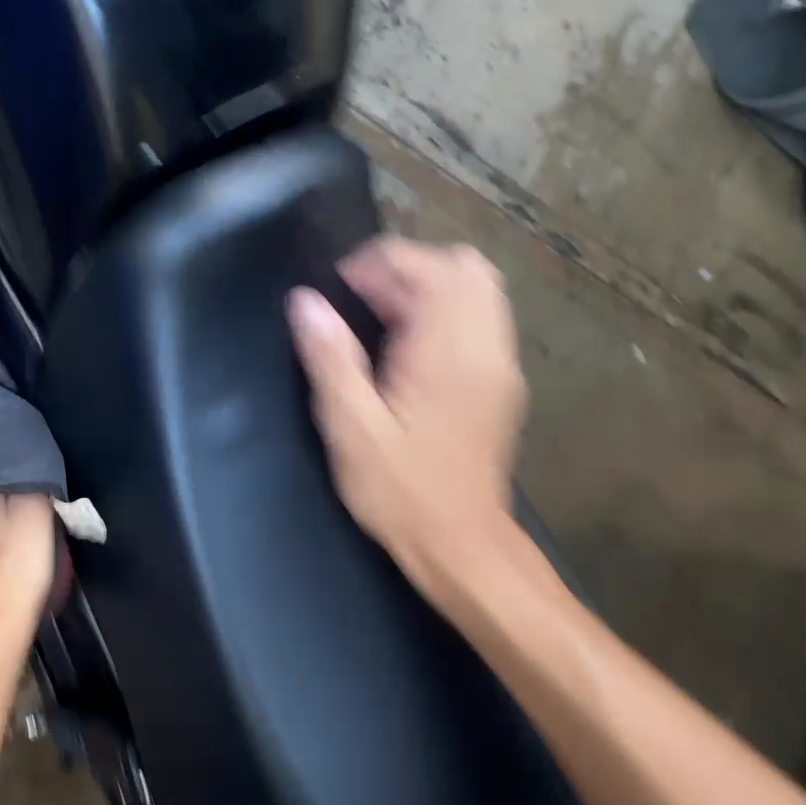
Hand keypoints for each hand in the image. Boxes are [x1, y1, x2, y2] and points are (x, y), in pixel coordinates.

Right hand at [287, 236, 525, 594]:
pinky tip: (399, 348)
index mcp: (450, 356)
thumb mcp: (350, 427)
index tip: (337, 284)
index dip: (383, 261)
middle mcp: (487, 350)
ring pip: (478, 291)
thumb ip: (330, 359)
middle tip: (356, 299)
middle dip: (407, 268)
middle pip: (466, 269)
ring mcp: (500, 367)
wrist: (459, 543)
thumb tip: (305, 303)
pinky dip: (439, 313)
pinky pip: (477, 320)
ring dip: (424, 289)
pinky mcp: (498, 384)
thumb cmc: (398, 490)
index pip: (435, 269)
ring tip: (373, 320)